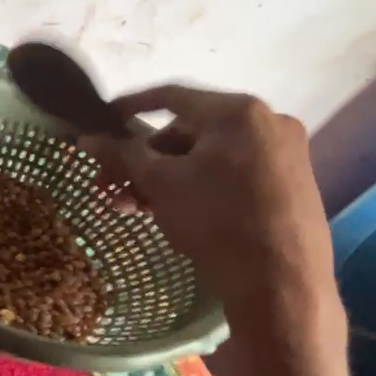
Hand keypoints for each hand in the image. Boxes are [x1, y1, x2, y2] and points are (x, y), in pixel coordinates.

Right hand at [79, 86, 334, 327]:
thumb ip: (120, 154)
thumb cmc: (215, 218)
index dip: (128, 106)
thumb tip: (87, 137)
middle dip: (141, 158)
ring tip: (131, 206)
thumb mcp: (158, 182)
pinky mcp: (288, 181)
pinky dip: (193, 184)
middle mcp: (267, 122)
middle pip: (186, 130)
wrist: (279, 278)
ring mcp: (283, 152)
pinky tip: (167, 209)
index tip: (101, 120)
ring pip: (204, 154)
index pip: (170, 96)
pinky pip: (227, 170)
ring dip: (161, 176)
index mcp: (237, 113)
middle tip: (110, 184)